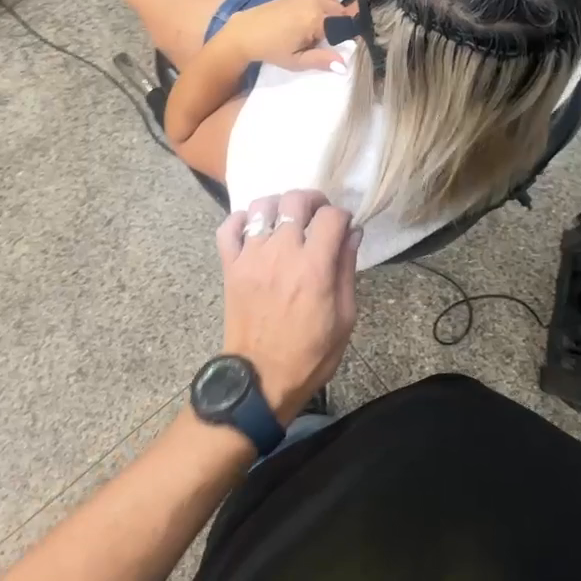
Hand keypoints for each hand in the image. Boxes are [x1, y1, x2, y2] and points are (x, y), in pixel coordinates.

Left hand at [215, 190, 360, 422]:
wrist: (260, 380)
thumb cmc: (310, 354)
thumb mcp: (345, 318)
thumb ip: (346, 270)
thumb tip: (352, 233)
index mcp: (313, 268)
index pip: (331, 216)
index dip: (343, 216)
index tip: (344, 228)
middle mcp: (281, 253)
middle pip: (296, 200)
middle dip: (314, 201)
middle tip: (319, 217)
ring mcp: (251, 257)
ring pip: (261, 206)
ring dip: (279, 206)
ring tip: (287, 222)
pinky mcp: (230, 266)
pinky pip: (228, 228)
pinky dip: (241, 220)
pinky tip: (255, 230)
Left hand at [218, 0, 347, 72]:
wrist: (245, 32)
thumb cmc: (271, 49)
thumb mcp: (296, 60)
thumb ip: (321, 60)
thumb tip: (344, 65)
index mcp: (316, 18)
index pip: (345, 25)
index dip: (348, 36)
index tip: (342, 47)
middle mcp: (315, 2)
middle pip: (341, 11)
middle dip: (341, 25)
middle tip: (331, 42)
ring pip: (333, 0)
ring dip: (334, 13)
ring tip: (324, 30)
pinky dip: (326, 4)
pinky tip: (315, 18)